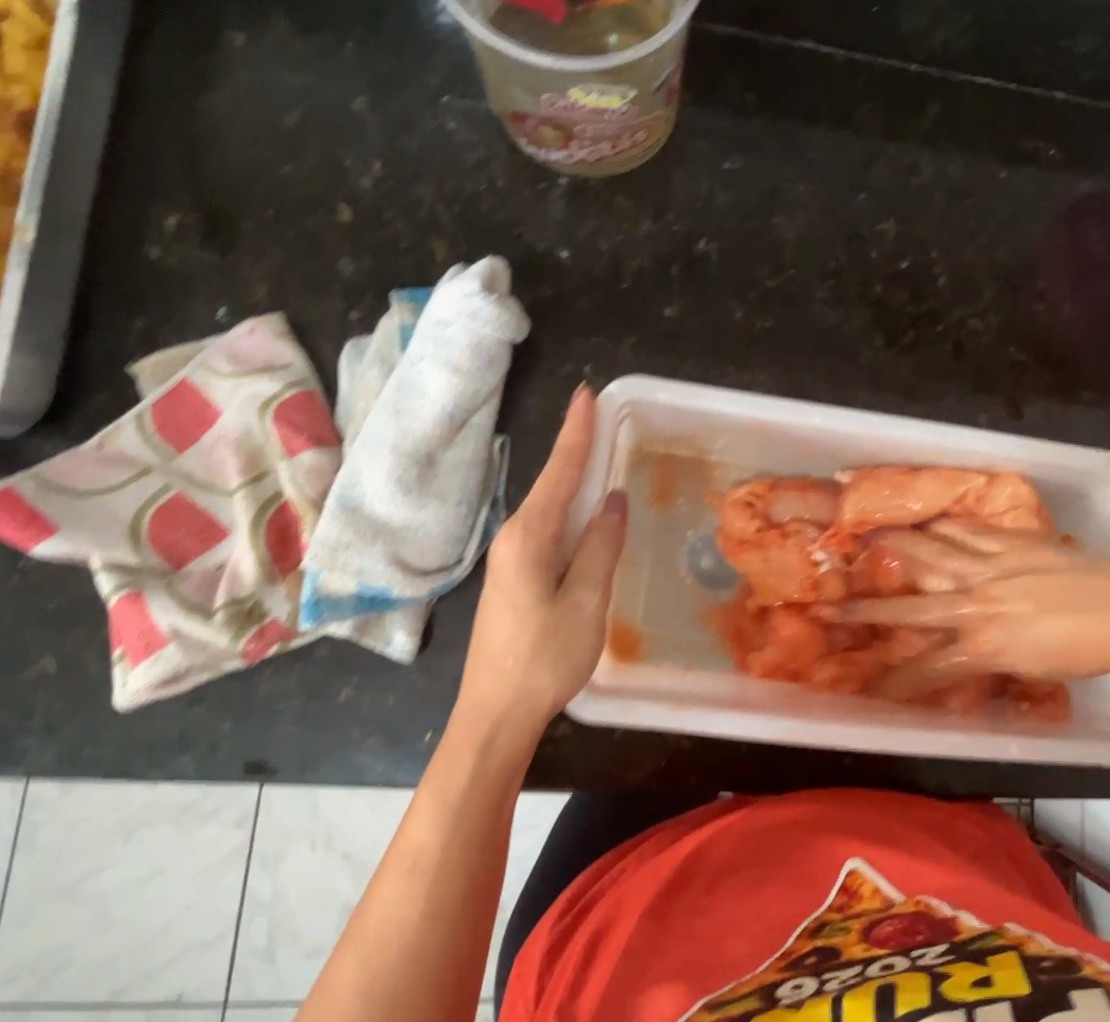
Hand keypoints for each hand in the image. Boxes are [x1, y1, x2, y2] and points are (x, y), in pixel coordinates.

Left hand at [456, 386, 626, 728]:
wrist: (495, 714)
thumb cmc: (543, 659)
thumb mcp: (586, 602)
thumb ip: (601, 546)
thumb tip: (614, 499)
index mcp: (528, 538)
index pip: (559, 472)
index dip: (576, 433)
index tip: (586, 394)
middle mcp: (513, 540)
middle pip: (551, 486)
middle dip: (576, 450)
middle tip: (599, 417)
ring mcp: (510, 563)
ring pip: (549, 511)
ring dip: (573, 482)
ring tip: (599, 456)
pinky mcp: (515, 582)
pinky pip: (547, 534)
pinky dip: (570, 515)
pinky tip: (585, 517)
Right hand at [837, 520, 1109, 690]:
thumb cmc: (1088, 651)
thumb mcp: (1033, 669)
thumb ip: (994, 661)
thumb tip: (970, 656)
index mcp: (984, 648)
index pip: (926, 670)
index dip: (893, 682)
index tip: (865, 687)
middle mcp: (976, 606)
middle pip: (910, 611)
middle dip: (866, 612)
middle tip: (828, 606)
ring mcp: (991, 569)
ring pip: (931, 557)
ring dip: (896, 549)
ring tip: (867, 538)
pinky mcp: (1010, 544)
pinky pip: (967, 532)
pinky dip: (944, 528)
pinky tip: (930, 522)